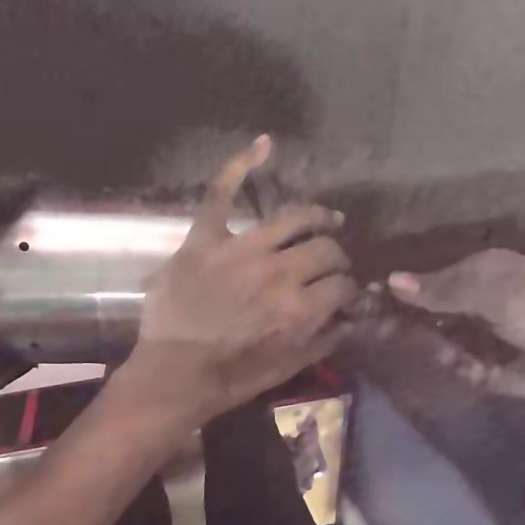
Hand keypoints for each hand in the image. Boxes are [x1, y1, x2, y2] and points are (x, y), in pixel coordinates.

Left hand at [117, 136, 357, 426]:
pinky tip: (265, 145)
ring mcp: (241, 249)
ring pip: (293, 217)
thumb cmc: (230, 379)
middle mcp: (279, 271)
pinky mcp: (206, 237)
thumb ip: (321, 344)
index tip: (342, 294)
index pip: (342, 285)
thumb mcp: (285, 369)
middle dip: (336, 257)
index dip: (347, 290)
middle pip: (325, 250)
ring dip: (317, 216)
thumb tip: (350, 323)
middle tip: (330, 263)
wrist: (174, 375)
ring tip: (326, 218)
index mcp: (300, 308)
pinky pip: (223, 191)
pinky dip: (241, 164)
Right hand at [388, 249, 524, 403]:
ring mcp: (480, 338)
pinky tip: (475, 369)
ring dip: (436, 350)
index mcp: (477, 275)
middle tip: (381, 335)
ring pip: (437, 344)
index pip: (424, 283)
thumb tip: (392, 280)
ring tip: (454, 356)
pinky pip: (460, 369)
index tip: (365, 306)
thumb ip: (443, 291)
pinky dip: (461, 370)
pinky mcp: (490, 369)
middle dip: (406, 326)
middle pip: (425, 315)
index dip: (396, 295)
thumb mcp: (495, 294)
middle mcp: (474, 305)